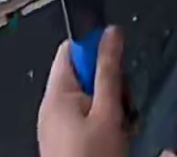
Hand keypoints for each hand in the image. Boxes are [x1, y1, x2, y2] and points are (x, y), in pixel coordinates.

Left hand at [38, 27, 127, 156]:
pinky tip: (117, 139)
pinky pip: (85, 120)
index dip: (95, 47)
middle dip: (109, 83)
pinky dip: (103, 123)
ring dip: (110, 106)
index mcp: (56, 94)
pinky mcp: (64, 147)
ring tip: (124, 126)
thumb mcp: (108, 113)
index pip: (71, 48)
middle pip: (83, 73)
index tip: (118, 63)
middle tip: (125, 104)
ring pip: (88, 99)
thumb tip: (111, 30)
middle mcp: (52, 108)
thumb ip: (109, 70)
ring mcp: (56, 129)